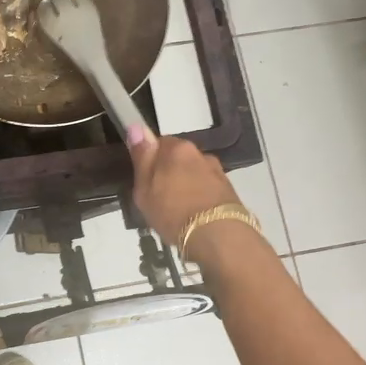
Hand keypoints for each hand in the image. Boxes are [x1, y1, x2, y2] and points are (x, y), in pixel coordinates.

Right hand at [127, 126, 244, 253]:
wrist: (220, 238)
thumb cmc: (173, 212)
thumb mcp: (144, 189)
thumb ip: (142, 157)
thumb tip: (136, 126)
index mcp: (177, 148)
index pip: (158, 143)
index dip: (149, 162)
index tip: (145, 181)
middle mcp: (200, 153)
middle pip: (178, 158)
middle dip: (169, 173)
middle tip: (158, 198)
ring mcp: (217, 172)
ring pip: (193, 174)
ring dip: (186, 186)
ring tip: (178, 211)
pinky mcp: (229, 190)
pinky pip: (206, 188)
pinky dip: (199, 197)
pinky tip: (194, 216)